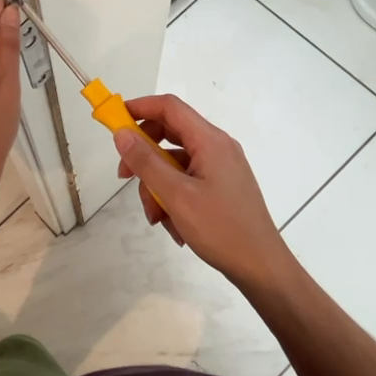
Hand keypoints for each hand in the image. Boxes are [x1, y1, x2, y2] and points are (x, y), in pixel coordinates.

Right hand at [115, 94, 290, 286]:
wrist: (262, 267)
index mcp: (210, 141)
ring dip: (157, 185)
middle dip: (144, 156)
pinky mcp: (222, 185)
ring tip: (157, 217)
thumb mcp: (176, 196)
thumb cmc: (220, 229)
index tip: (113, 121)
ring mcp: (221, 167)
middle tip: (124, 176)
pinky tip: (172, 223)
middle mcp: (217, 147)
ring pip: (175, 162)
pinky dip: (173, 196)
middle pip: (170, 134)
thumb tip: (122, 134)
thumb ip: (146, 162)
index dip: (138, 108)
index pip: (169, 107)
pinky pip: (188, 179)